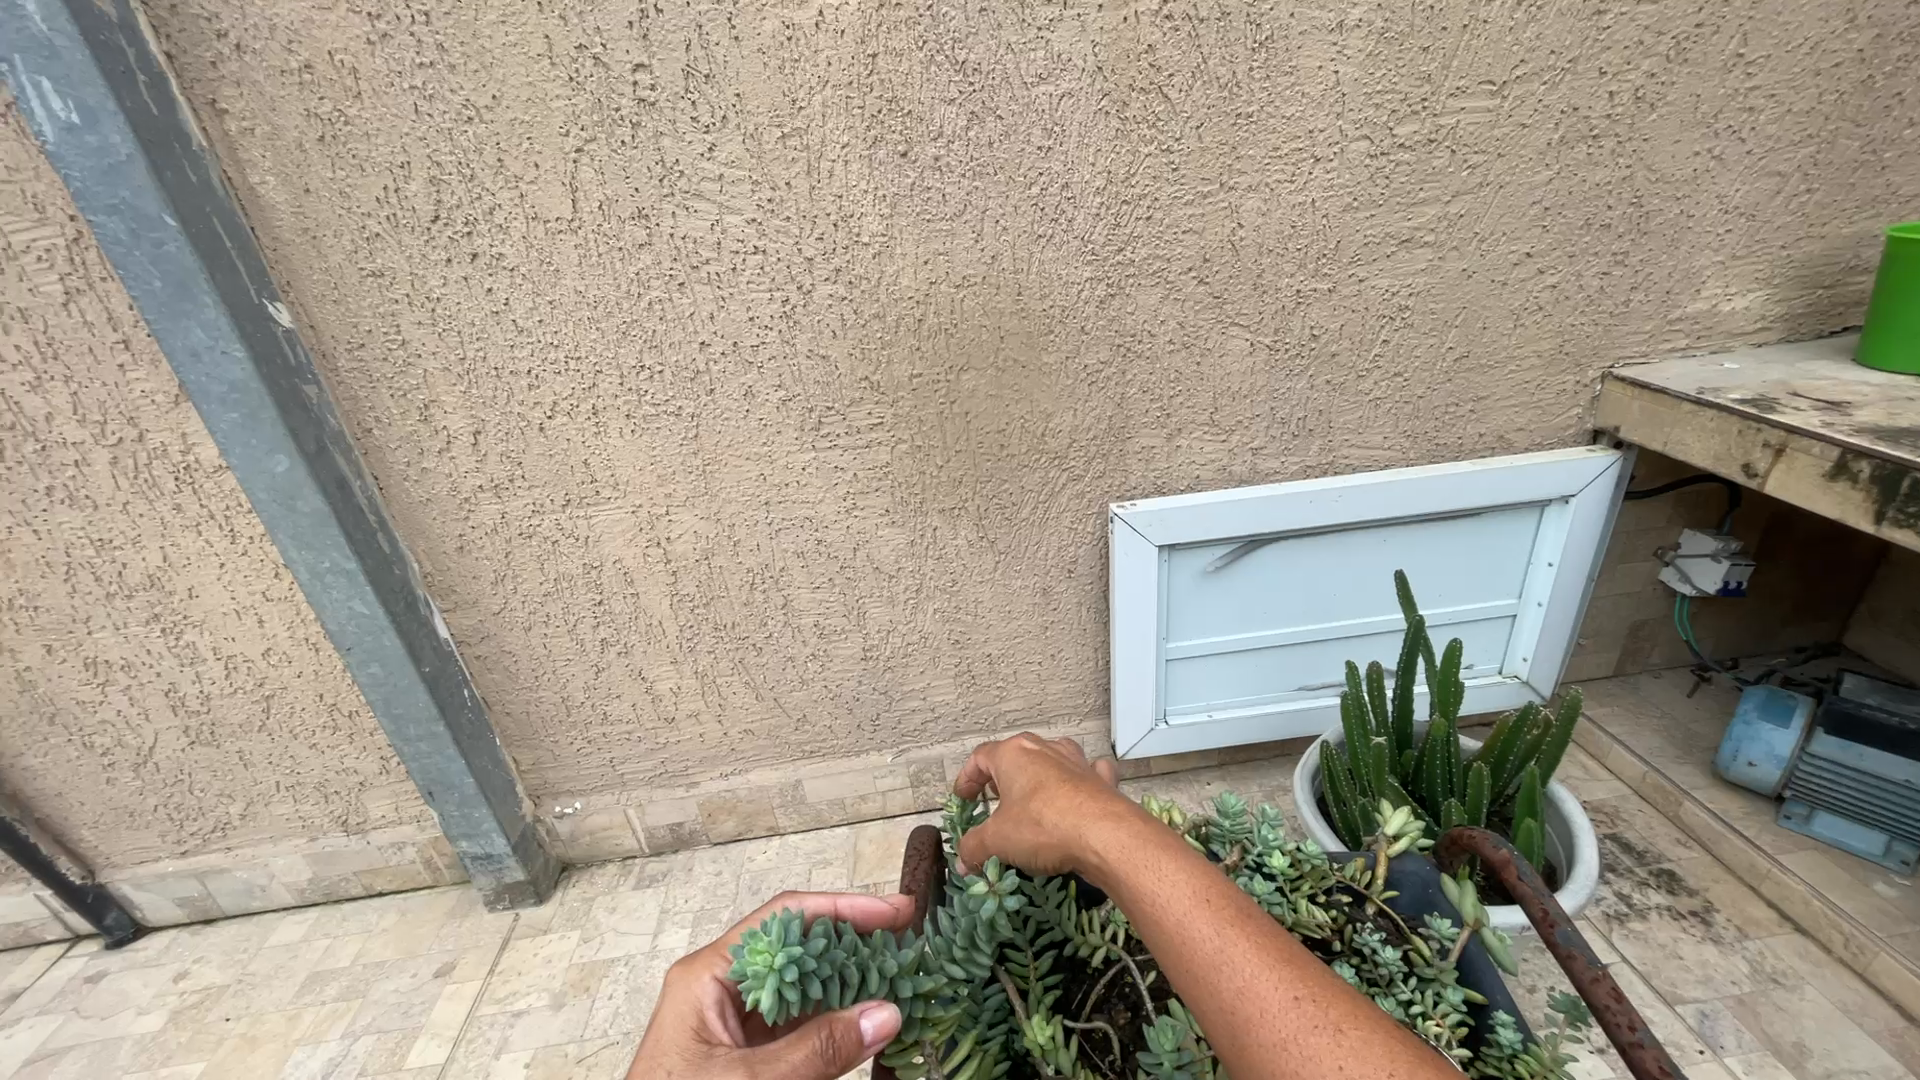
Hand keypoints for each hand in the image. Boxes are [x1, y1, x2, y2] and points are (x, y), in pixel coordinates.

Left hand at [626, 891, 914, 1078]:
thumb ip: (816, 1050)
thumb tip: (887, 1013)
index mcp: (709, 975)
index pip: (785, 919)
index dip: (843, 908)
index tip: (896, 913)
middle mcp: (724, 987)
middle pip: (797, 945)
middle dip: (853, 941)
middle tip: (907, 942)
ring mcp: (736, 1024)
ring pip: (803, 985)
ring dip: (851, 981)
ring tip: (899, 976)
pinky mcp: (748, 1056)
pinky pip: (801, 1024)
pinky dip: (837, 1020)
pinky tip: (869, 1021)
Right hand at [952, 733, 1131, 878]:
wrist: (1104, 835)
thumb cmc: (1042, 826)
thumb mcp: (998, 840)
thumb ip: (974, 847)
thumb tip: (961, 860)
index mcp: (1013, 754)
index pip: (980, 757)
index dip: (967, 778)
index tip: (963, 798)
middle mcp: (1043, 748)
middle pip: (1015, 755)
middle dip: (1002, 777)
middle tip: (994, 801)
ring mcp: (1076, 760)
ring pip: (1052, 758)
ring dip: (1040, 775)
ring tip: (1032, 798)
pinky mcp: (1101, 778)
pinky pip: (1088, 771)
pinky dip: (1081, 780)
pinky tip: (1079, 794)